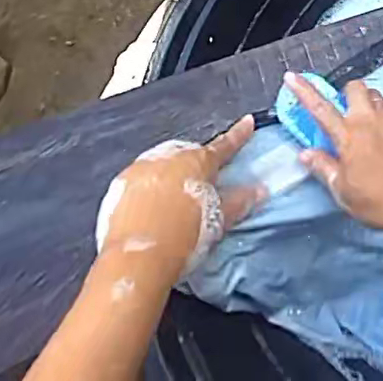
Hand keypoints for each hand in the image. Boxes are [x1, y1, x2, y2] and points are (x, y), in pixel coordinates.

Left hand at [94, 115, 265, 274]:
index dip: (238, 135)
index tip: (248, 121)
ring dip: (172, 172)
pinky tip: (149, 202)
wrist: (135, 261)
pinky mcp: (121, 183)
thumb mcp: (217, 221)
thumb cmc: (184, 238)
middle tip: (202, 180)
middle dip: (197, 162)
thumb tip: (260, 189)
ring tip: (174, 193)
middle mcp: (172, 156)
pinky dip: (149, 184)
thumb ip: (239, 202)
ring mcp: (144, 167)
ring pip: (165, 162)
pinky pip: (142, 176)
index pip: (224, 146)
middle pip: (191, 154)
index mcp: (199, 162)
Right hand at [284, 73, 382, 236]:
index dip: (304, 90)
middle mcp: (368, 120)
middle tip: (342, 111)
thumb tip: (305, 153)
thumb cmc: (377, 201)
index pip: (320, 108)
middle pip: (355, 87)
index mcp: (348, 135)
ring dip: (364, 102)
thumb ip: (323, 167)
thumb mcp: (343, 192)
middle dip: (345, 92)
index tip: (292, 76)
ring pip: (374, 95)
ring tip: (362, 123)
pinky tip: (381, 138)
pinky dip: (380, 117)